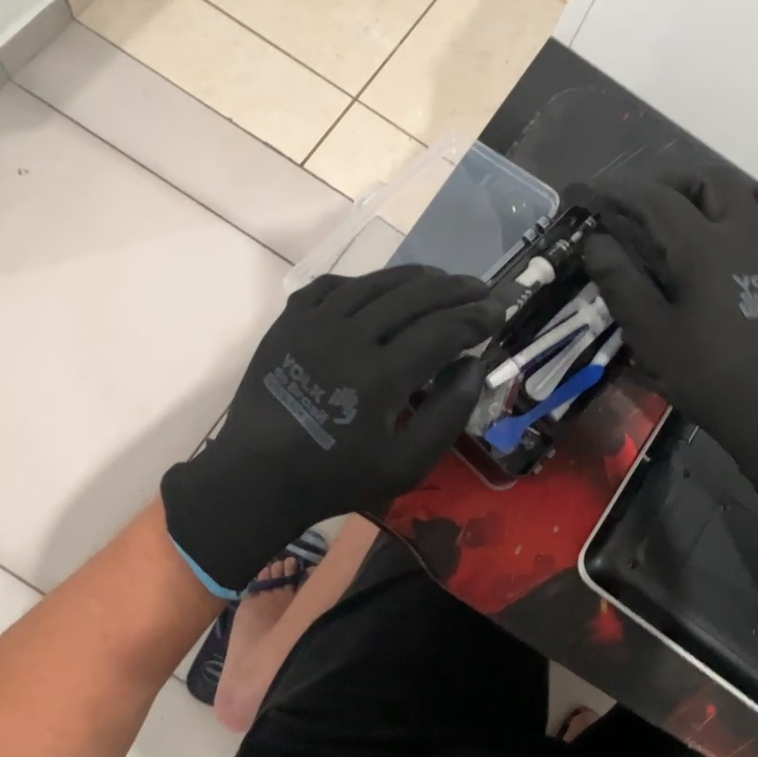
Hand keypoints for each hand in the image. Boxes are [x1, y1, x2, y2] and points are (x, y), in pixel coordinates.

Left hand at [162, 265, 500, 596]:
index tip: (500, 312)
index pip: (443, 330)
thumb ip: (446, 415)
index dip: (477, 317)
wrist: (257, 477)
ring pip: (374, 284)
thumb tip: (473, 366)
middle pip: (413, 297)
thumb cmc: (336, 477)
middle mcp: (350, 337)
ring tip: (441, 279)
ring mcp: (314, 324)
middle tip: (482, 290)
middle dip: (455, 290)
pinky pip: (330, 287)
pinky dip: (362, 282)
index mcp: (382, 375)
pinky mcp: (288, 323)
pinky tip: (377, 288)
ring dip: (414, 278)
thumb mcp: (405, 465)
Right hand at [577, 168, 757, 529]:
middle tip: (652, 202)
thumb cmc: (708, 374)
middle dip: (678, 182)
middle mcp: (750, 232)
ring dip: (740, 193)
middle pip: (716, 181)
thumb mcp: (651, 334)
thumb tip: (596, 242)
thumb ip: (621, 282)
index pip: (658, 200)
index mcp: (704, 246)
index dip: (625, 191)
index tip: (601, 194)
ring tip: (716, 214)